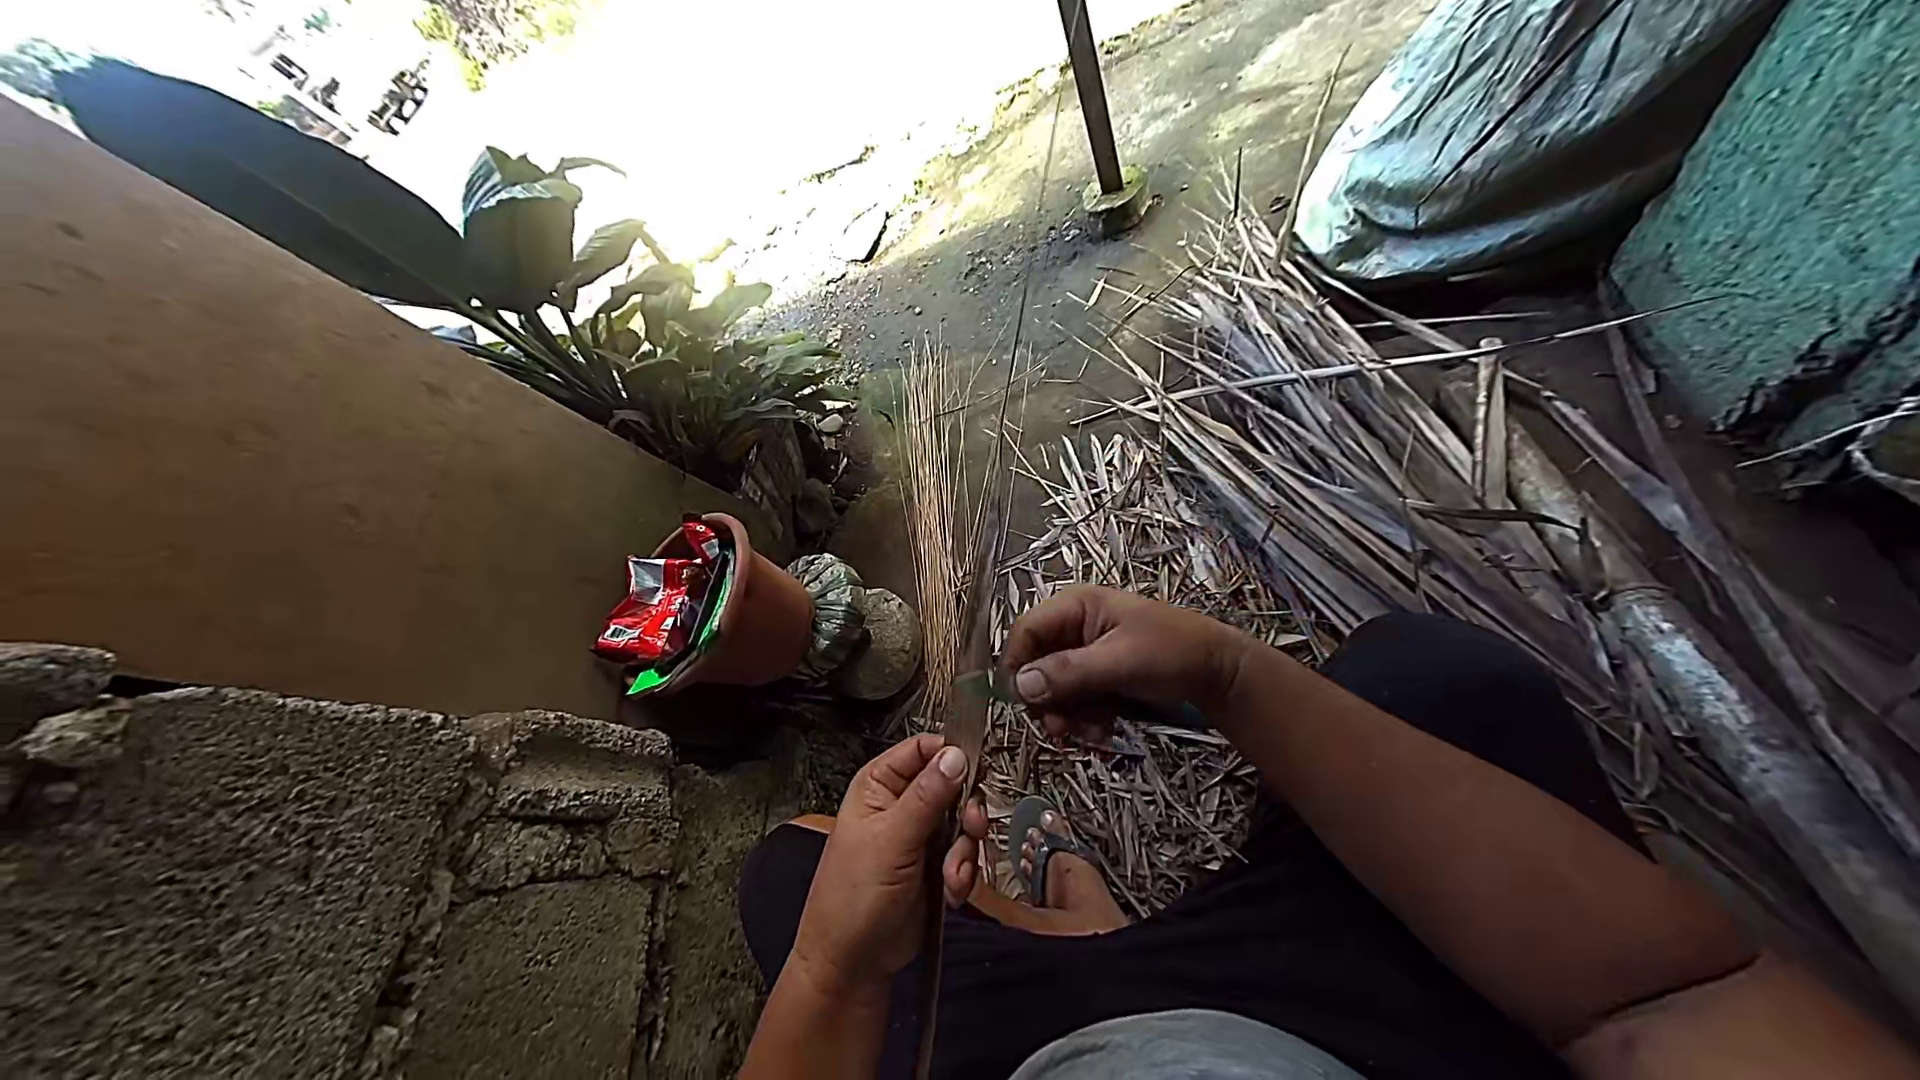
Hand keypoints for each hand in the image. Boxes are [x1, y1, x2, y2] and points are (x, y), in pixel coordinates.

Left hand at [788, 734, 989, 993]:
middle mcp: (902, 802)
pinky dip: (963, 872)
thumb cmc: (852, 898)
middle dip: (966, 811)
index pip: (924, 748)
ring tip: (951, 873)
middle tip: (970, 829)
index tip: (974, 774)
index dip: (951, 756)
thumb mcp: (891, 841)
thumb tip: (955, 755)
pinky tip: (949, 890)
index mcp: (881, 784)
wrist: (853, 964)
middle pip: (953, 784)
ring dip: (964, 850)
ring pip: (964, 821)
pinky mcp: (936, 862)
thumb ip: (927, 797)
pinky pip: (965, 853)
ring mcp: (920, 833)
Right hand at [1002, 585, 1253, 743]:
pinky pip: (1075, 699)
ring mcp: (1086, 653)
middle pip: (1036, 663)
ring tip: (1091, 733)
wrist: (1220, 674)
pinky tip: (1103, 731)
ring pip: (1054, 688)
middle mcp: (1075, 627)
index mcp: (1076, 606)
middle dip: (1046, 699)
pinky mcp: (1098, 677)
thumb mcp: (1119, 661)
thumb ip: (1068, 672)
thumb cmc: (1173, 652)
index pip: (1026, 630)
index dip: (1015, 665)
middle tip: (1058, 729)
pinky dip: (1084, 718)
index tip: (1017, 703)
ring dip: (1067, 715)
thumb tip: (1019, 687)